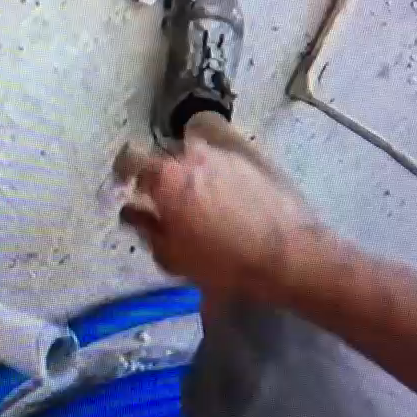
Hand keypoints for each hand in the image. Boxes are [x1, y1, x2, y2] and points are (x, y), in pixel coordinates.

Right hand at [114, 115, 337, 302]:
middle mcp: (190, 155)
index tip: (126, 185)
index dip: (123, 170)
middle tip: (171, 202)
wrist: (292, 256)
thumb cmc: (226, 262)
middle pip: (164, 157)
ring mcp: (221, 153)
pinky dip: (219, 175)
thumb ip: (146, 229)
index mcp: (165, 177)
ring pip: (195, 157)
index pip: (129, 158)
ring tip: (205, 201)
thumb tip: (131, 211)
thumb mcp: (175, 257)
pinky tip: (231, 200)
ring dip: (193, 174)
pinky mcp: (249, 159)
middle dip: (163, 176)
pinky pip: (222, 161)